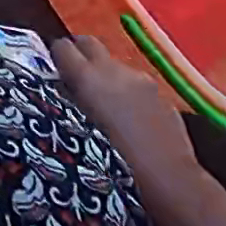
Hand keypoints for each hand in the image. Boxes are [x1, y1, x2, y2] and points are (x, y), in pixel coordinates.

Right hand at [51, 35, 199, 195]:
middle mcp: (113, 70)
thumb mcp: (76, 126)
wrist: (170, 182)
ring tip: (109, 105)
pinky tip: (135, 120)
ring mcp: (142, 80)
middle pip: (89, 43)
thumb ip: (67, 98)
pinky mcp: (164, 95)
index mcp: (86, 76)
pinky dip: (131, 94)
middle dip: (81, 54)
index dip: (57, 57)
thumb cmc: (112, 160)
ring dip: (109, 77)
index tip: (55, 72)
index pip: (62, 46)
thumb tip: (60, 86)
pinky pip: (138, 86)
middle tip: (77, 77)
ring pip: (116, 66)